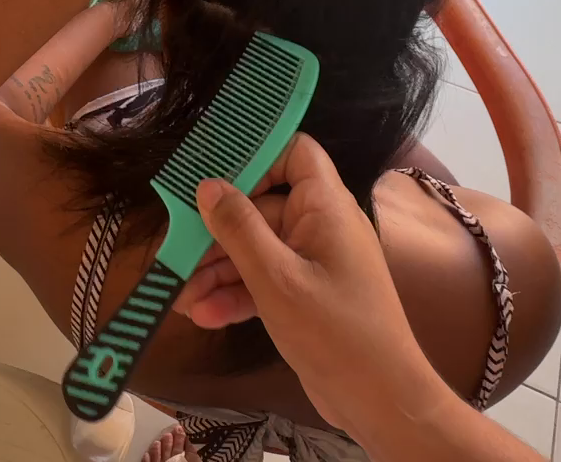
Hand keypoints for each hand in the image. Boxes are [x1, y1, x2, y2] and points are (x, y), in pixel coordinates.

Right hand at [188, 135, 446, 435]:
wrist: (382, 407)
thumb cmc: (335, 332)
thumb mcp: (276, 279)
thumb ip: (239, 228)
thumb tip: (207, 185)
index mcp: (325, 206)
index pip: (295, 153)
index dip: (258, 156)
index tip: (216, 177)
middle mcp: (320, 225)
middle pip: (261, 208)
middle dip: (218, 232)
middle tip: (178, 250)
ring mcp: (313, 261)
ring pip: (257, 248)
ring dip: (218, 270)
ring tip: (181, 295)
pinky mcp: (306, 294)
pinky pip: (265, 279)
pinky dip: (236, 294)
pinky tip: (203, 314)